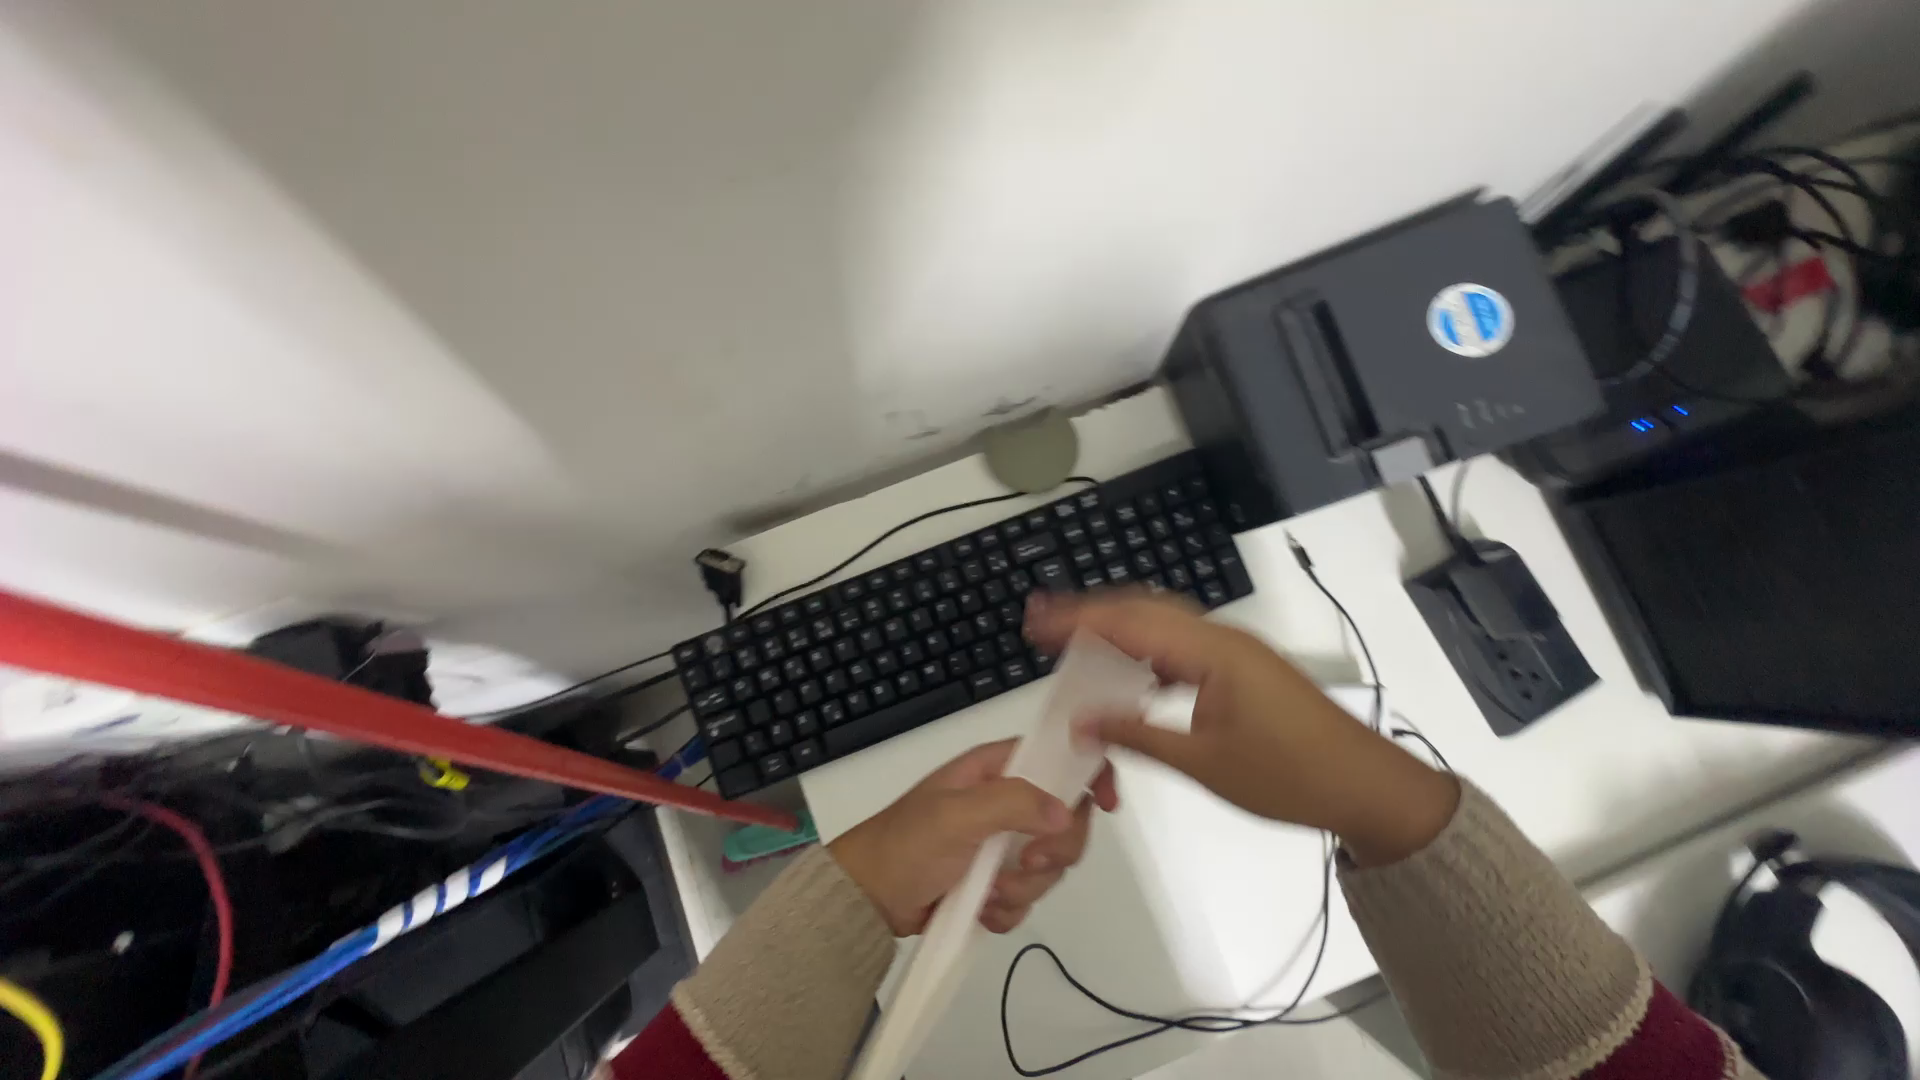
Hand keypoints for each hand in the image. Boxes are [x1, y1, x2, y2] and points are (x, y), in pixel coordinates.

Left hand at [828, 739, 1118, 934]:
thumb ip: (1012, 803)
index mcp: (996, 770)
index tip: (1104, 805)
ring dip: (1025, 886)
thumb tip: (1066, 811)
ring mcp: (1002, 844)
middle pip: (1066, 819)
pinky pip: (1028, 897)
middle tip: (1026, 864)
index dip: (1087, 773)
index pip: (1057, 757)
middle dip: (1053, 850)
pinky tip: (983, 910)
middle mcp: (1005, 802)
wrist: (869, 898)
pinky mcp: (995, 882)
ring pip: (1050, 864)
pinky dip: (1009, 909)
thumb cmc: (908, 844)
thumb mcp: (956, 815)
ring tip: (988, 891)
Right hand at [1024, 591, 1456, 866]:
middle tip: (1043, 625)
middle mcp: (1222, 638)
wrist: (1369, 789)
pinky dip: (1145, 650)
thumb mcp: (1203, 763)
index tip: (1036, 622)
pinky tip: (1127, 672)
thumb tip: (1080, 721)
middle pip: (1144, 610)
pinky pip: (1181, 645)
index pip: (1130, 622)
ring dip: (1117, 629)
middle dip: (1090, 614)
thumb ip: (1136, 735)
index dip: (1077, 619)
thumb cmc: (1290, 778)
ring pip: (1163, 624)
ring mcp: (1234, 650)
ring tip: (1073, 644)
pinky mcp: (1241, 668)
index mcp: (1212, 652)